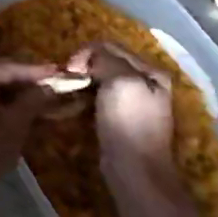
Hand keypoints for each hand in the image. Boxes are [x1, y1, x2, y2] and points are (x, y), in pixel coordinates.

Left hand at [0, 54, 58, 205]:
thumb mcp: (16, 125)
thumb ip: (33, 100)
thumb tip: (50, 86)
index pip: (8, 68)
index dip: (36, 71)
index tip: (58, 71)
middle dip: (23, 73)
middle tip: (46, 79)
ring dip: (14, 85)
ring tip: (36, 92)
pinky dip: (3, 97)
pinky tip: (20, 105)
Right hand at [68, 43, 174, 169]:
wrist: (135, 169)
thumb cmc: (129, 122)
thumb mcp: (121, 81)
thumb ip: (106, 60)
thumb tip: (89, 56)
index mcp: (150, 70)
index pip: (112, 47)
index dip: (88, 51)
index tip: (70, 68)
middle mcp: (146, 82)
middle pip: (108, 62)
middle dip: (85, 65)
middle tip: (67, 78)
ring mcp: (134, 102)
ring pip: (102, 80)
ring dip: (84, 81)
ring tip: (68, 89)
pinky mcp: (120, 119)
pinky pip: (100, 98)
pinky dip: (86, 96)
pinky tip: (75, 103)